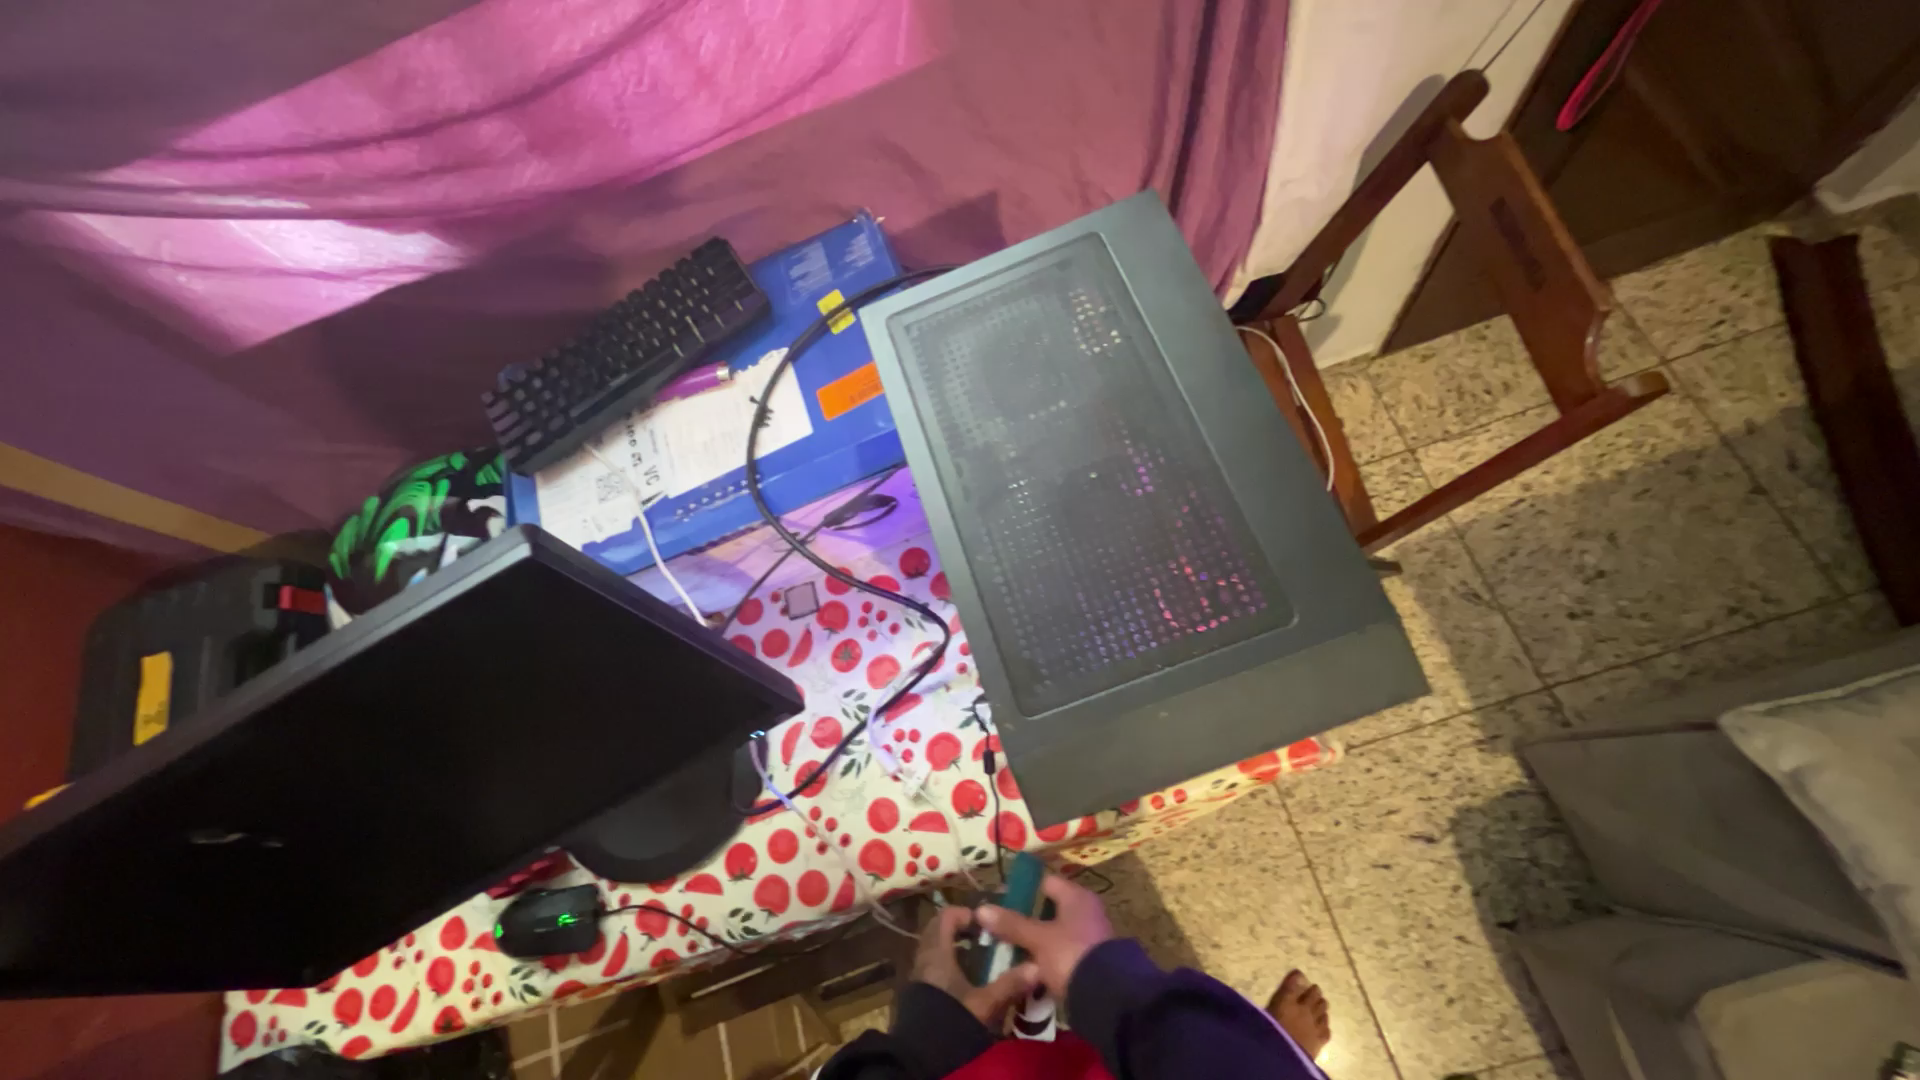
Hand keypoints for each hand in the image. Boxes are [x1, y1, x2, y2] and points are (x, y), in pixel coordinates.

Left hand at [913, 905, 1039, 1028]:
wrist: (919, 1056)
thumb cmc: (951, 1020)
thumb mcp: (984, 1004)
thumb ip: (1010, 984)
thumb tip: (1038, 966)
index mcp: (938, 951)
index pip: (947, 915)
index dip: (967, 914)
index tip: (987, 923)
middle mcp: (924, 957)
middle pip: (938, 929)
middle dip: (961, 929)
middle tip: (984, 938)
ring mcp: (918, 974)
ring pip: (934, 948)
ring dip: (954, 947)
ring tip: (979, 960)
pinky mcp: (917, 991)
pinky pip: (932, 965)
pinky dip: (947, 964)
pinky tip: (965, 981)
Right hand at [975, 873, 1112, 1003]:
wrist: (1108, 997)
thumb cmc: (1071, 954)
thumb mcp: (1038, 939)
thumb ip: (1012, 924)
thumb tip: (981, 909)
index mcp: (1076, 896)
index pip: (1046, 882)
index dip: (1023, 890)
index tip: (1001, 901)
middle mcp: (1087, 910)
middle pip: (1050, 909)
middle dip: (1027, 919)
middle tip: (1002, 928)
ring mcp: (1091, 937)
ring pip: (1056, 933)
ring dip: (1037, 941)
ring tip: (1011, 950)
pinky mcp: (1091, 962)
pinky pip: (1063, 953)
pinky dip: (1048, 958)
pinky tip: (1030, 968)